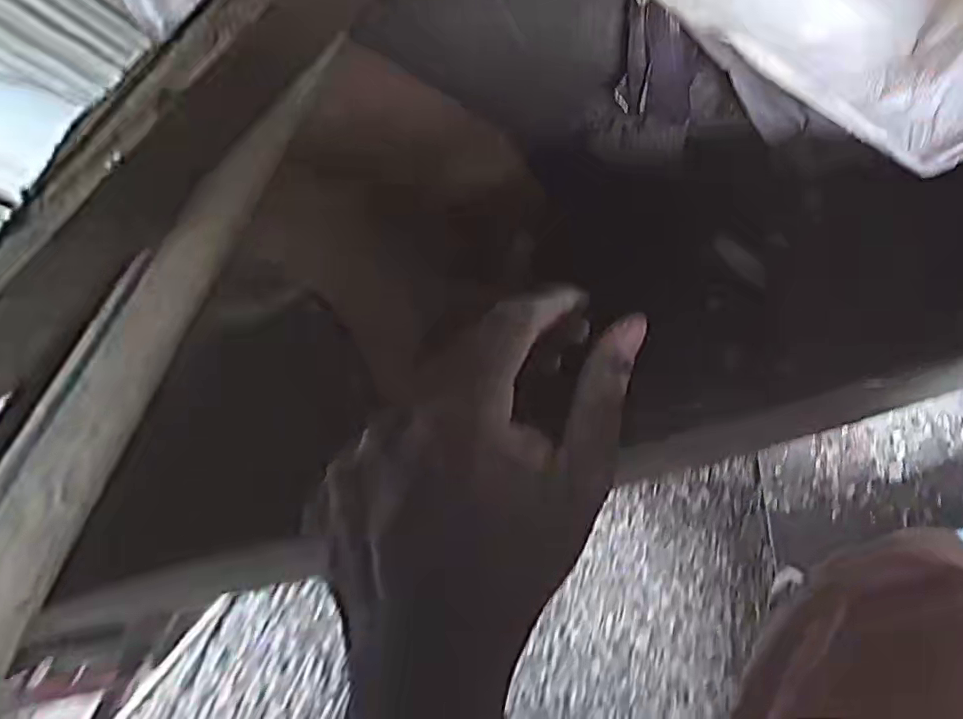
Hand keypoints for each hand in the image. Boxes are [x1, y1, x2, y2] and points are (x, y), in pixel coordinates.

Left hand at [310, 288, 647, 716]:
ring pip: (425, 383)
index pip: (506, 323)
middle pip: (463, 346)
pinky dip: (431, 417)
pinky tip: (458, 448)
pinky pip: (391, 424)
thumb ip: (604, 390)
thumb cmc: (521, 561)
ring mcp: (354, 452)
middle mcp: (395, 419)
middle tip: (561, 347)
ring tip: (514, 400)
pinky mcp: (332, 482)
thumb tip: (630, 324)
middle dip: (518, 336)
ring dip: (474, 376)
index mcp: (460, 412)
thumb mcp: (581, 476)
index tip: (578, 301)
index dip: (546, 303)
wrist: (434, 661)